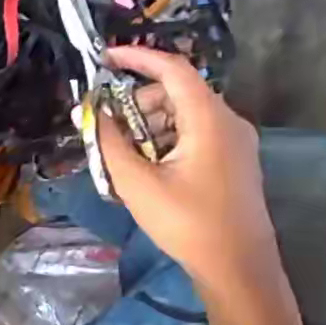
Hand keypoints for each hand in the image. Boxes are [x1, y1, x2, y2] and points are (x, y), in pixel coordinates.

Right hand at [92, 45, 299, 324]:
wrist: (237, 267)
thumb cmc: (186, 223)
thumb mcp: (137, 183)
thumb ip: (109, 142)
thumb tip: (88, 112)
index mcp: (209, 120)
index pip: (174, 69)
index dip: (138, 58)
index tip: (104, 59)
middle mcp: (228, 121)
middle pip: (176, 92)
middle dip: (136, 101)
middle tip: (105, 125)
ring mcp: (234, 141)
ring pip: (183, 113)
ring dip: (148, 123)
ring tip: (122, 153)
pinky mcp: (232, 159)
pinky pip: (193, 132)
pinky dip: (164, 138)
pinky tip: (145, 166)